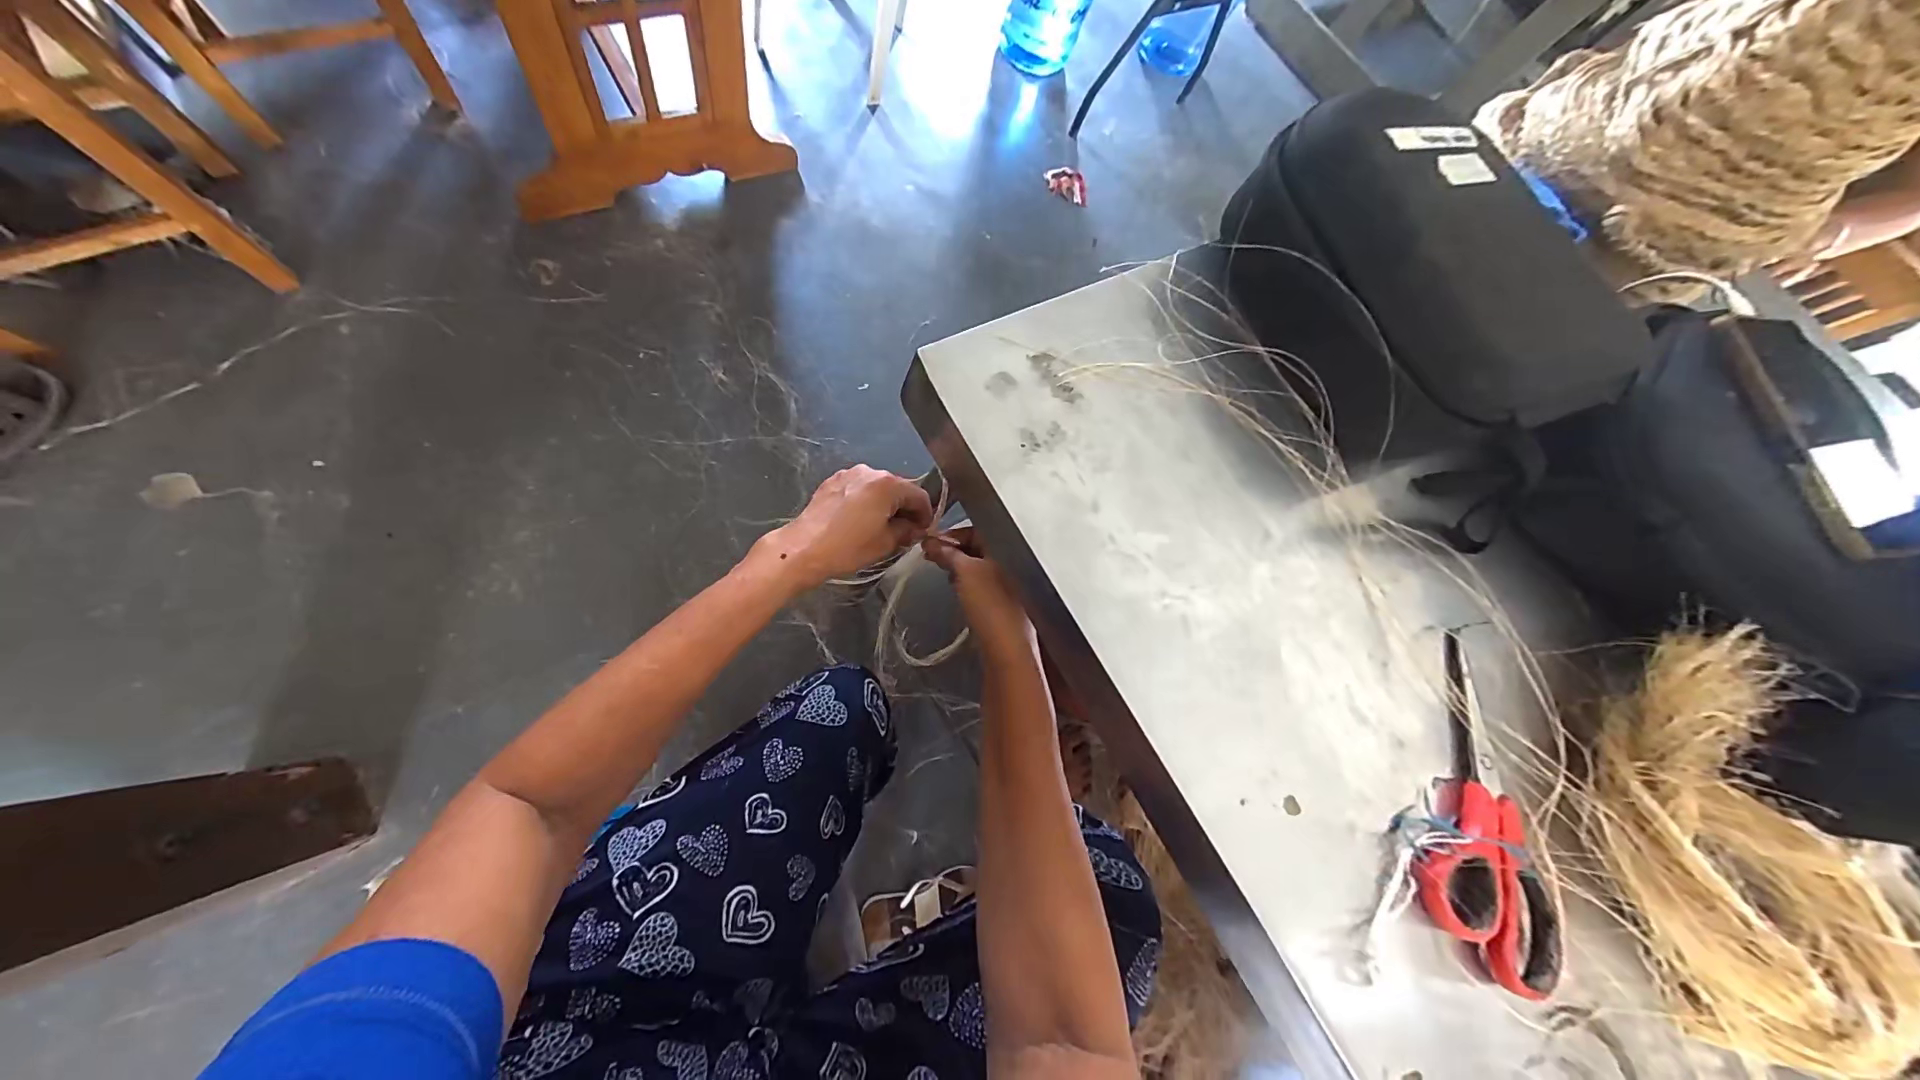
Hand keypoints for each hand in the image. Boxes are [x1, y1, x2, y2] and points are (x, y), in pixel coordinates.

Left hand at [760, 466, 933, 590]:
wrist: (803, 549)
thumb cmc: (848, 547)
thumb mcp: (886, 543)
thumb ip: (907, 531)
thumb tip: (915, 528)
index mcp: (887, 484)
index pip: (919, 496)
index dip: (926, 515)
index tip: (923, 531)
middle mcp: (869, 471)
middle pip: (898, 488)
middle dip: (904, 508)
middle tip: (905, 532)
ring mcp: (848, 474)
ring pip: (877, 488)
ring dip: (884, 504)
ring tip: (881, 527)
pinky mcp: (832, 482)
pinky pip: (859, 489)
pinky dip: (866, 502)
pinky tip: (860, 521)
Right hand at [923, 527, 1036, 664]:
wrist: (1007, 646)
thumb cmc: (990, 604)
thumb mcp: (964, 572)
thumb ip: (947, 553)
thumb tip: (930, 542)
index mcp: (1008, 548)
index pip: (976, 530)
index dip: (952, 535)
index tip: (931, 543)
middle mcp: (1012, 562)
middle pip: (978, 548)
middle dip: (954, 552)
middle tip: (934, 558)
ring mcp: (1011, 582)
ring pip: (979, 566)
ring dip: (960, 568)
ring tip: (946, 575)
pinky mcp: (1005, 601)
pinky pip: (983, 583)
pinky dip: (969, 584)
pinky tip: (959, 591)